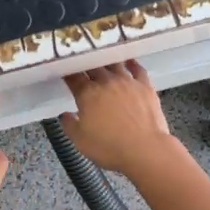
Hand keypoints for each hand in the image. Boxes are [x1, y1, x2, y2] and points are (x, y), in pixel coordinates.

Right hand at [59, 61, 187, 176]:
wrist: (145, 149)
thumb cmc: (109, 147)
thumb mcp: (80, 141)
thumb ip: (69, 125)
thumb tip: (64, 115)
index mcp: (87, 94)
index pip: (73, 77)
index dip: (68, 73)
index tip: (65, 72)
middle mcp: (106, 82)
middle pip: (93, 67)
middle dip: (86, 65)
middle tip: (83, 66)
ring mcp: (127, 82)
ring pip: (114, 64)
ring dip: (107, 62)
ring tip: (103, 60)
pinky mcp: (145, 86)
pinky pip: (138, 69)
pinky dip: (132, 64)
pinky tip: (129, 61)